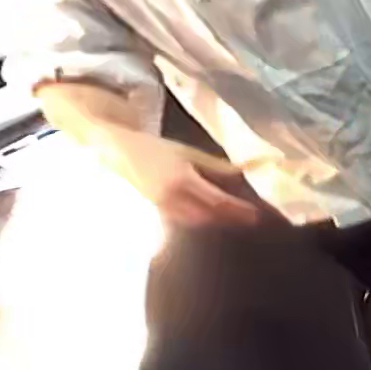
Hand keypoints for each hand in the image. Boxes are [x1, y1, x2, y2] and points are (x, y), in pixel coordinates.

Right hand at [110, 129, 263, 227]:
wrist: (114, 149)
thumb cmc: (155, 148)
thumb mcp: (189, 153)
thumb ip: (218, 165)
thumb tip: (248, 169)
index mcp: (182, 179)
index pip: (216, 200)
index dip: (237, 209)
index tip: (256, 212)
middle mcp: (170, 195)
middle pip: (207, 214)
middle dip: (230, 218)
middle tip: (252, 219)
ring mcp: (159, 204)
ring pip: (194, 220)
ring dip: (216, 221)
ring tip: (236, 219)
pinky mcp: (152, 207)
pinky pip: (180, 219)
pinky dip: (198, 220)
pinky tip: (212, 218)